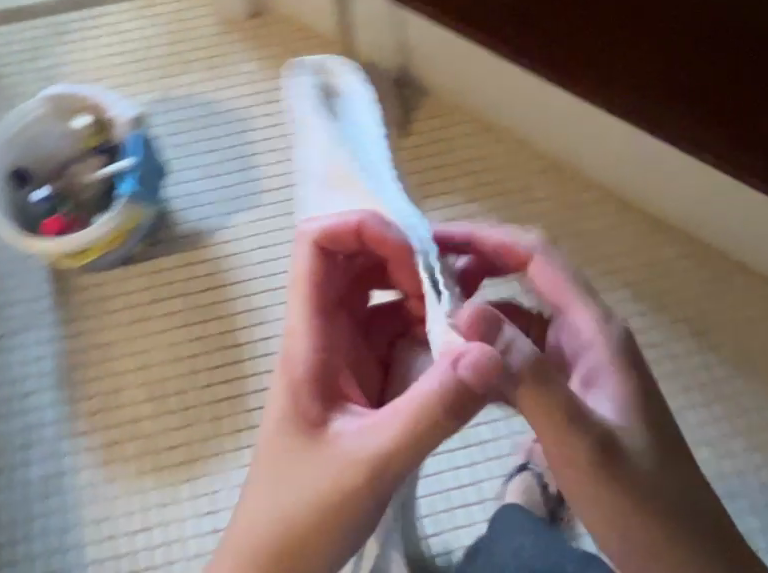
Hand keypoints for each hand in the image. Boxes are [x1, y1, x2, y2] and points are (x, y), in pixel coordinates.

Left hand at [208, 213, 509, 572]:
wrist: (276, 564)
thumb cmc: (304, 511)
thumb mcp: (374, 462)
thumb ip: (433, 410)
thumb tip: (491, 352)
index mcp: (309, 337)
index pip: (316, 245)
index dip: (360, 227)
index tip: (414, 252)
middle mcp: (325, 333)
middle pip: (355, 260)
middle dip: (405, 255)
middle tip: (457, 281)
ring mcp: (345, 356)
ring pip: (381, 296)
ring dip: (422, 292)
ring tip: (471, 307)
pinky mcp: (365, 383)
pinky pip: (398, 335)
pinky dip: (429, 330)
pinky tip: (463, 347)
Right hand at [438, 223, 767, 572]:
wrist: (687, 565)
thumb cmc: (641, 501)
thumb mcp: (579, 438)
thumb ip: (524, 374)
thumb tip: (465, 311)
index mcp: (595, 331)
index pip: (537, 257)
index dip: (485, 238)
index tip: (431, 238)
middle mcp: (585, 337)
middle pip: (525, 279)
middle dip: (475, 269)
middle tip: (419, 279)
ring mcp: (577, 369)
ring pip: (518, 322)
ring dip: (476, 317)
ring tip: (423, 321)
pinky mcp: (568, 399)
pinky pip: (519, 362)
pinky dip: (486, 358)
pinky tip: (453, 372)